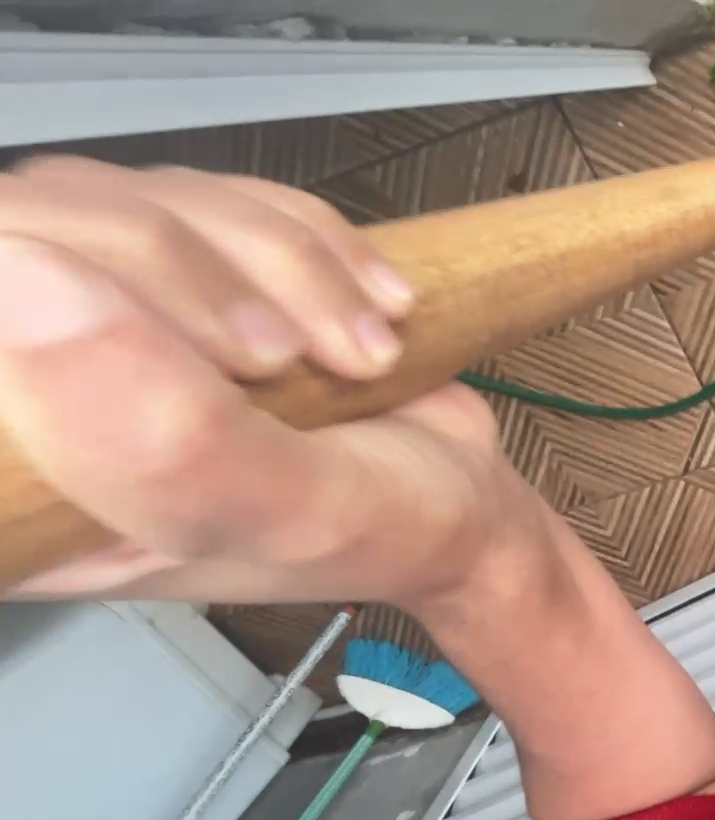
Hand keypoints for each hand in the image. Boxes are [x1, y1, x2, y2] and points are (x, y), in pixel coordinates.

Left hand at [0, 156, 536, 608]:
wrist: (470, 505)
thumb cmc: (387, 533)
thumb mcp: (292, 516)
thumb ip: (174, 441)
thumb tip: (18, 273)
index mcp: (13, 476)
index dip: (71, 308)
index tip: (228, 374)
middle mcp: (38, 380)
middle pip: (40, 224)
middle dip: (204, 279)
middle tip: (298, 361)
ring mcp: (122, 313)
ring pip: (143, 197)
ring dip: (290, 266)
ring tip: (368, 355)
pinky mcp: (207, 274)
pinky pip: (228, 194)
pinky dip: (324, 244)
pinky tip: (379, 307)